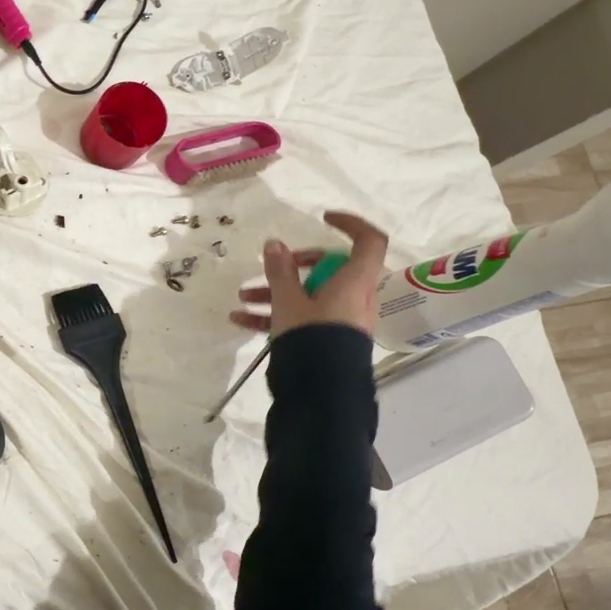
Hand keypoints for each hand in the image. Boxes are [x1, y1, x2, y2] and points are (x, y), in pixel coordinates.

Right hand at [228, 211, 389, 338]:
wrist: (321, 390)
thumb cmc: (311, 336)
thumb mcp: (288, 300)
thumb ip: (280, 271)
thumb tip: (274, 244)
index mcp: (355, 281)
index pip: (368, 241)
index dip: (349, 224)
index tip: (323, 219)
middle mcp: (354, 296)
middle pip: (328, 269)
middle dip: (292, 267)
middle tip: (271, 268)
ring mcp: (341, 318)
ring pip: (309, 294)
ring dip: (275, 293)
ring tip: (243, 298)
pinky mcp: (328, 337)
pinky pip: (302, 317)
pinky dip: (275, 315)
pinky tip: (241, 320)